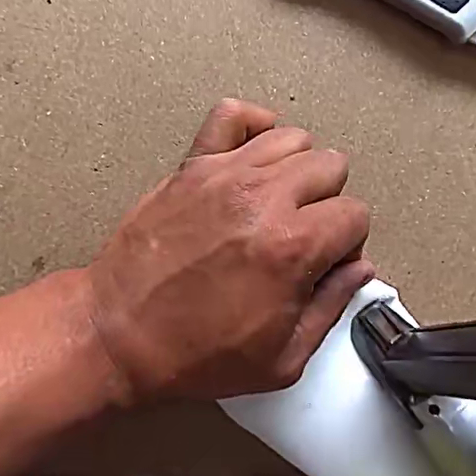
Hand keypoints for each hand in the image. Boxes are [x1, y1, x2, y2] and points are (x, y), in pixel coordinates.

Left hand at [86, 99, 374, 404]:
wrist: (118, 335)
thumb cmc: (189, 352)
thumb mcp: (282, 359)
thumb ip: (331, 307)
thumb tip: (357, 273)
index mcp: (290, 247)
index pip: (355, 214)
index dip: (348, 243)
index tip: (326, 261)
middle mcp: (260, 200)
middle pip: (330, 166)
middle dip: (327, 203)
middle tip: (305, 233)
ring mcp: (223, 176)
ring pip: (292, 138)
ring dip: (296, 169)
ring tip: (279, 202)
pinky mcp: (191, 169)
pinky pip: (232, 116)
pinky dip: (252, 126)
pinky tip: (253, 156)